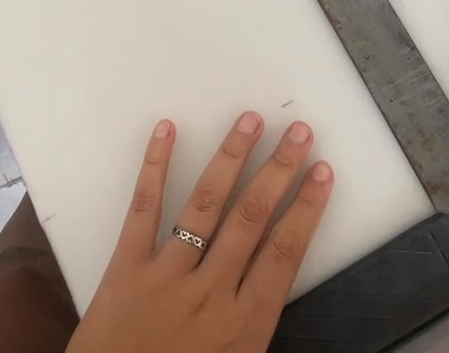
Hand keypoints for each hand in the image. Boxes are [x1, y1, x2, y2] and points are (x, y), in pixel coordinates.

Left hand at [67, 113, 334, 352]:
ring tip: (250, 120)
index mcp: (244, 326)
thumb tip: (279, 282)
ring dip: (232, 157)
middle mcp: (211, 293)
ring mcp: (167, 276)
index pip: (286, 252)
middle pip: (253, 217)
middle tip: (299, 130)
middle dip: (280, 169)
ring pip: (207, 203)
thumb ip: (258, 328)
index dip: (307, 207)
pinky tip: (167, 129)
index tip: (323, 171)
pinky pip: (144, 208)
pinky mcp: (126, 267)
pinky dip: (155, 165)